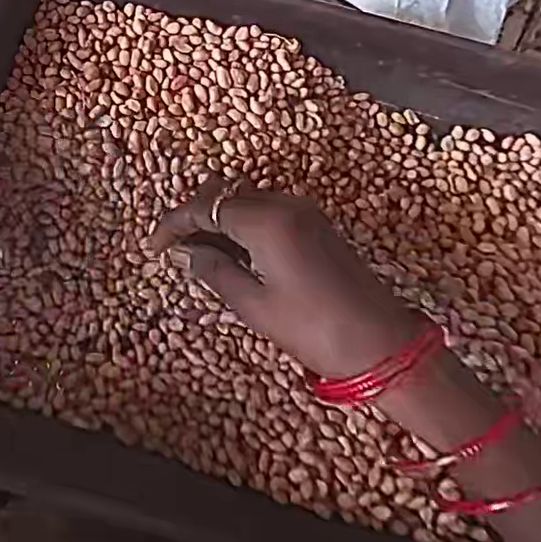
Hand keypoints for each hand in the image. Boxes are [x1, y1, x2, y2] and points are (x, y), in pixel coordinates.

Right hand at [146, 177, 424, 377]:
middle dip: (194, 219)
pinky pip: (265, 212)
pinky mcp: (315, 224)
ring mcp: (304, 212)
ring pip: (244, 202)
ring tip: (198, 255)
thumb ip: (213, 270)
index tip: (155, 246)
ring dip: (217, 222)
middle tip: (175, 251)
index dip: (174, 224)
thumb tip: (182, 252)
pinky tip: (231, 254)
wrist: (386, 346)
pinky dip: (241, 226)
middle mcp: (286, 205)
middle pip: (224, 196)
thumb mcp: (254, 305)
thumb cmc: (315, 330)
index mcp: (268, 221)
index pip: (205, 207)